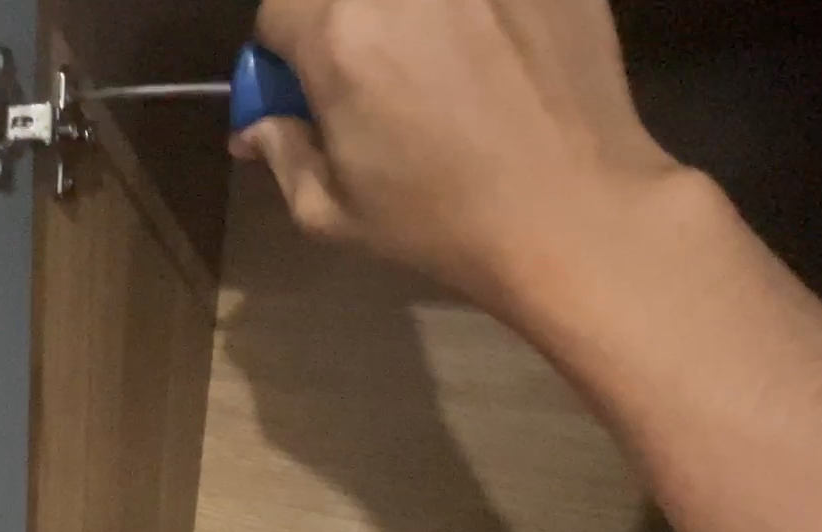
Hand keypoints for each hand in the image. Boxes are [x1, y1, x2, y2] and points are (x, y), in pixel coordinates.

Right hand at [236, 0, 690, 307]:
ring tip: (434, 73)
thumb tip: (255, 125)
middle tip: (368, 81)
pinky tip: (489, 59)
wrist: (565, 208)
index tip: (304, 91)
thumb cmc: (431, 221)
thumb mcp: (327, 211)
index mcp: (340, 34)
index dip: (283, 54)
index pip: (277, 9)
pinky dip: (471, 18)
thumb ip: (281, 151)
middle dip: (339, 28)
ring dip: (405, 24)